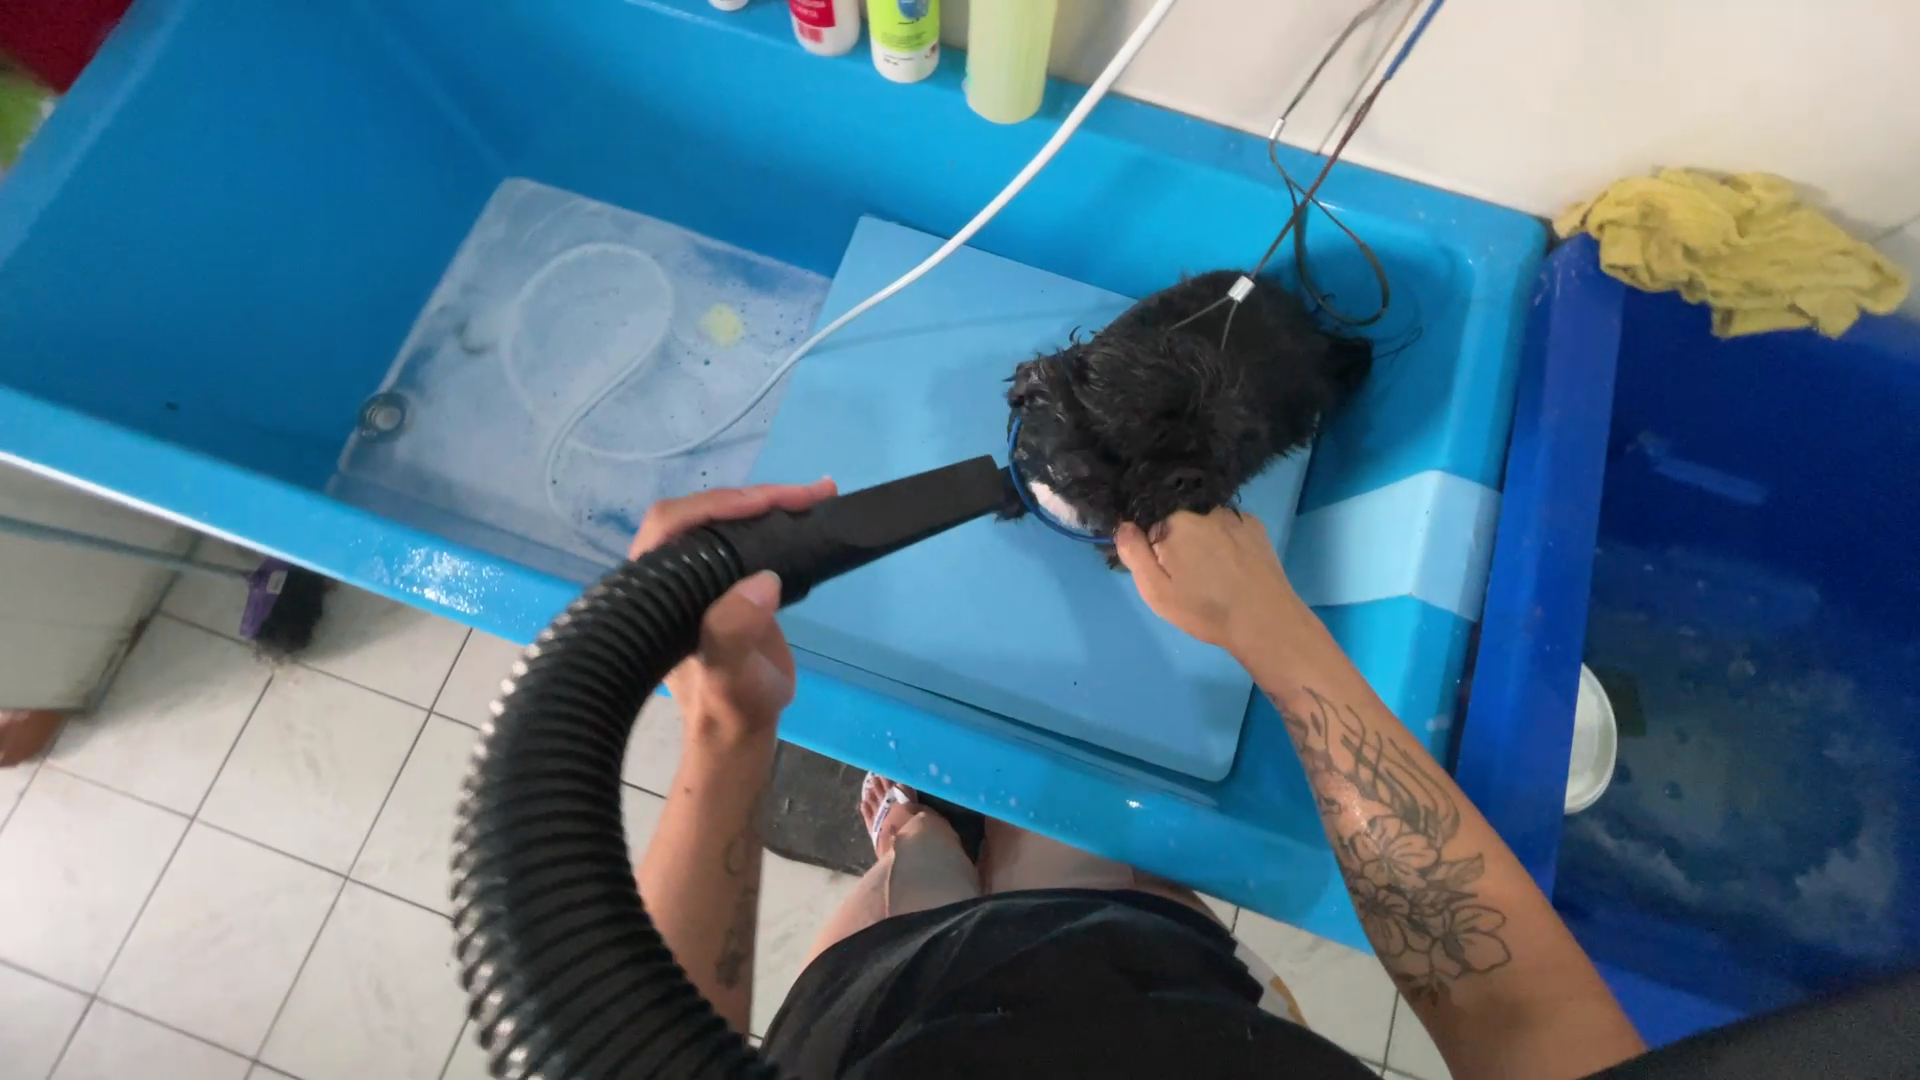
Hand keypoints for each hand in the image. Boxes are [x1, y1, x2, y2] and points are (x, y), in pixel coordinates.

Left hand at [628, 480, 836, 748]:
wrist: (743, 727)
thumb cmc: (731, 706)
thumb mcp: (729, 679)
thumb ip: (732, 634)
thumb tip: (761, 582)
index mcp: (655, 589)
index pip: (672, 524)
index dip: (716, 506)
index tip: (765, 504)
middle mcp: (671, 573)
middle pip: (705, 513)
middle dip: (755, 497)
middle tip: (807, 495)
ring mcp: (702, 575)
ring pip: (729, 520)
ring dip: (773, 503)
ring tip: (817, 495)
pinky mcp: (731, 580)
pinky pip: (750, 538)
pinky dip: (780, 520)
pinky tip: (809, 512)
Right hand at [1113, 508, 1301, 653]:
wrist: (1265, 622)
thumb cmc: (1204, 609)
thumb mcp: (1156, 590)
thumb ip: (1134, 553)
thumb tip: (1123, 525)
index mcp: (1176, 521)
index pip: (1147, 521)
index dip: (1147, 542)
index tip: (1156, 566)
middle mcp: (1204, 508)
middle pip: (1176, 517)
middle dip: (1173, 539)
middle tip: (1183, 574)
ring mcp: (1233, 514)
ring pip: (1202, 519)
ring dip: (1199, 536)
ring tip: (1208, 569)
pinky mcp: (1254, 525)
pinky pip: (1226, 523)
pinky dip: (1221, 537)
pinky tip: (1228, 562)